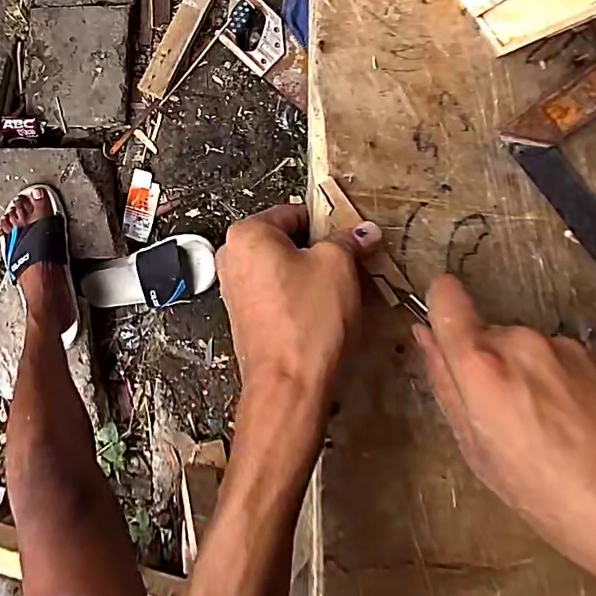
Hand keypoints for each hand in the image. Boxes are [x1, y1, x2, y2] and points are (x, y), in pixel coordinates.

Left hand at [217, 204, 378, 399]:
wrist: (287, 383)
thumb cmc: (308, 319)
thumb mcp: (337, 266)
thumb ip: (347, 241)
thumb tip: (363, 231)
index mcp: (247, 233)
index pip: (293, 213)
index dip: (326, 223)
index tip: (350, 236)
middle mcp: (232, 255)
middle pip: (284, 240)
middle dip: (317, 250)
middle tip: (349, 264)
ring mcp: (233, 286)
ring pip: (279, 267)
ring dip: (309, 273)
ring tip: (338, 289)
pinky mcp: (242, 313)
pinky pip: (273, 291)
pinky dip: (296, 294)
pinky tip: (319, 310)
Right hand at [415, 274, 595, 595]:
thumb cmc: (563, 506)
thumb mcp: (481, 456)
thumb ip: (445, 386)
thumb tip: (425, 338)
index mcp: (483, 365)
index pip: (444, 297)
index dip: (439, 305)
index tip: (441, 328)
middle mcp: (522, 341)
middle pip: (483, 333)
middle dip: (484, 363)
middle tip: (503, 418)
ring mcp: (567, 348)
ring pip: (521, 348)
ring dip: (524, 376)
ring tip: (549, 432)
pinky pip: (558, 360)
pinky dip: (558, 384)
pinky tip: (582, 430)